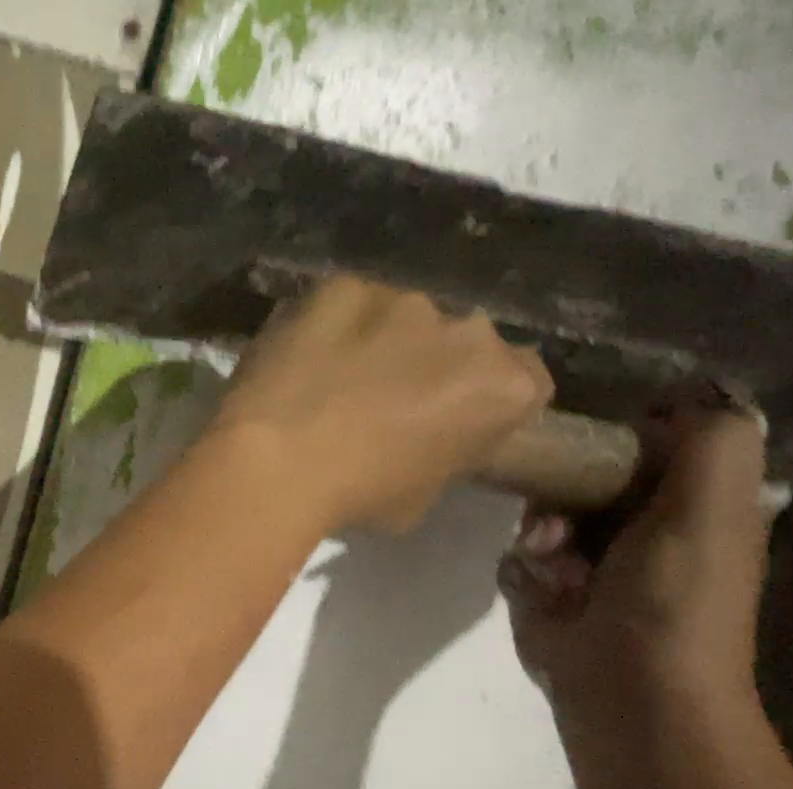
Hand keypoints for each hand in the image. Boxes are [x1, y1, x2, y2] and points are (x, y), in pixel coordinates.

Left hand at [212, 278, 553, 531]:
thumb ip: (442, 453)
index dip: (476, 401)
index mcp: (505, 388)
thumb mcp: (421, 497)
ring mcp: (404, 301)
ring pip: (397, 317)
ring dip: (374, 341)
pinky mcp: (341, 287)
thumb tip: (422, 443)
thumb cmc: (354, 495)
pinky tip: (297, 359)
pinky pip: (340, 304)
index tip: (442, 420)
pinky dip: (325, 325)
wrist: (274, 462)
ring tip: (327, 379)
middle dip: (425, 365)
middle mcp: (470, 330)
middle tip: (376, 401)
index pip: (518, 382)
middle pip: (456, 342)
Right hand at [498, 401, 770, 721]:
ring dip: (538, 535)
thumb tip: (677, 397)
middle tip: (554, 522)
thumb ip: (710, 445)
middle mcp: (645, 529)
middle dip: (561, 493)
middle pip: (584, 477)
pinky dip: (520, 569)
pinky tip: (537, 590)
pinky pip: (515, 556)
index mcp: (696, 507)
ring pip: (541, 514)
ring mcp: (592, 563)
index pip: (649, 447)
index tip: (587, 450)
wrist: (629, 690)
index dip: (617, 441)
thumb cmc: (673, 600)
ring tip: (548, 568)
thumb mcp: (710, 512)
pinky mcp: (545, 590)